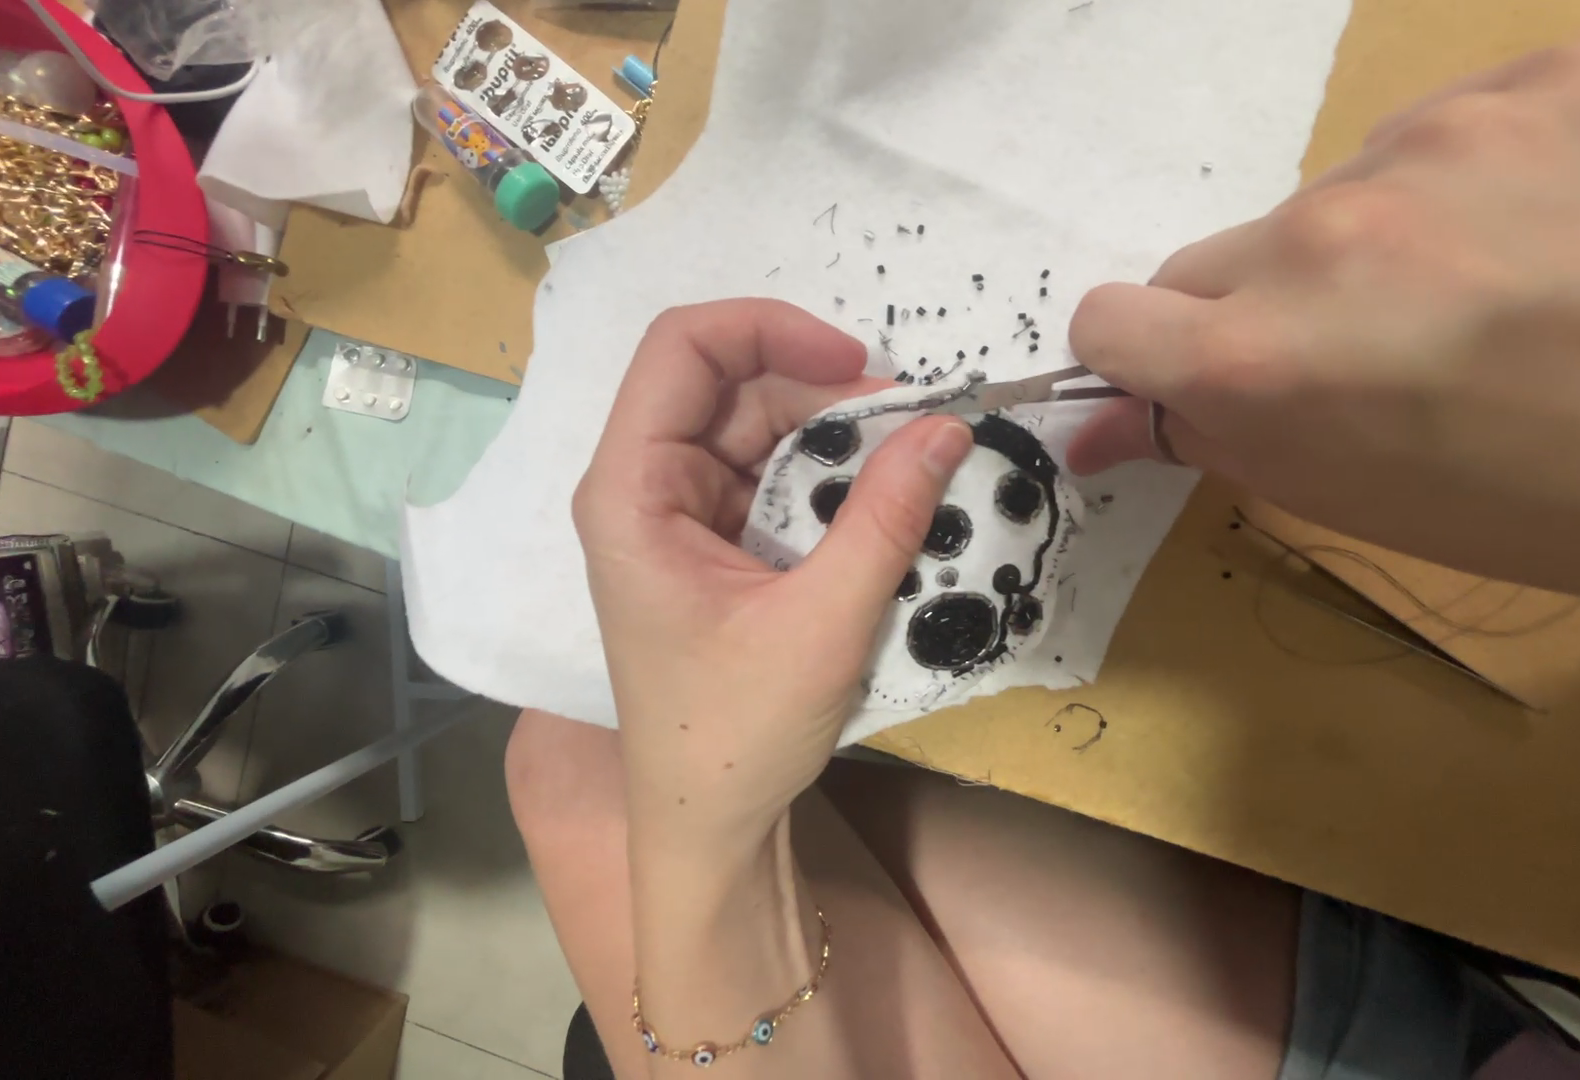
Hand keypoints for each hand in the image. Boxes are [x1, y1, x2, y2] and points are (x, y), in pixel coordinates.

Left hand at [574, 300, 973, 854]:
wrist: (708, 819)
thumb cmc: (739, 732)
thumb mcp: (824, 623)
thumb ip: (886, 519)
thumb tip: (947, 427)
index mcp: (632, 492)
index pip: (682, 349)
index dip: (769, 327)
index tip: (856, 363)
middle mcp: (643, 487)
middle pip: (728, 385)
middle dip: (819, 390)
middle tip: (908, 422)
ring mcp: (678, 513)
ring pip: (755, 428)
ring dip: (831, 435)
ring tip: (904, 460)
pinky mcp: (712, 541)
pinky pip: (767, 477)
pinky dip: (824, 476)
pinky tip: (873, 496)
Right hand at [1069, 36, 1579, 638]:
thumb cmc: (1512, 497)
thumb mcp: (1319, 487)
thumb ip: (1186, 436)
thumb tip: (1085, 434)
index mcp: (1253, 358)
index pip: (1105, 318)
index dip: (1136, 351)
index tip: (1184, 369)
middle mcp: (1317, 240)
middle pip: (1208, 260)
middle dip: (1247, 307)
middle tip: (1347, 350)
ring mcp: (1436, 143)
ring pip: (1321, 198)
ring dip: (1355, 248)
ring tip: (1466, 293)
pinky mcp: (1551, 76)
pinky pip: (1438, 129)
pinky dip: (1457, 182)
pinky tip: (1536, 231)